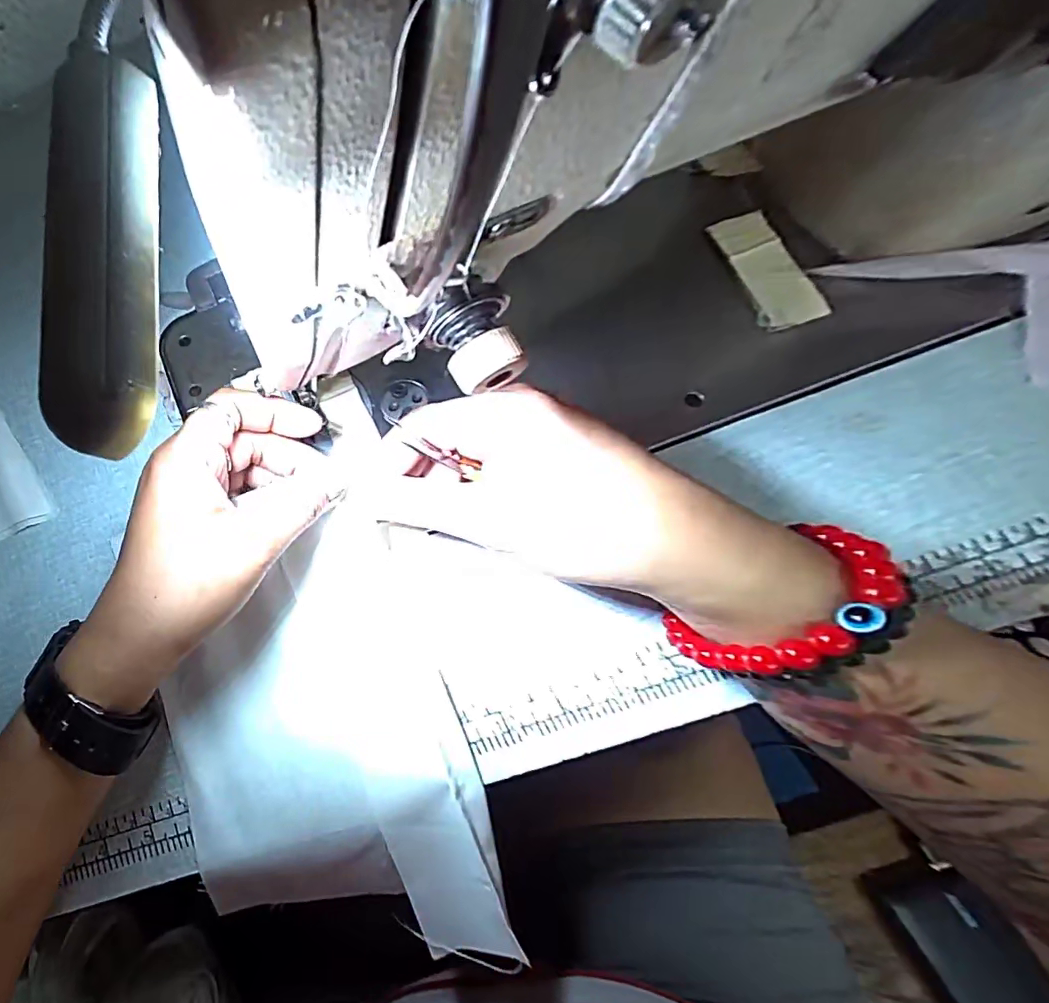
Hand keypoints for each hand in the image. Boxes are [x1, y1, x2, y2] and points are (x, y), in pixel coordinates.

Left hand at [59, 390, 341, 709]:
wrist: (144, 632)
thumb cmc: (176, 590)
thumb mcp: (255, 540)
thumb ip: (302, 503)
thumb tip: (332, 480)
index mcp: (185, 459)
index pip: (232, 408)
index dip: (275, 412)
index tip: (309, 426)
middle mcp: (180, 470)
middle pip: (241, 439)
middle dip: (284, 453)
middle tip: (319, 474)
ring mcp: (184, 494)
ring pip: (240, 468)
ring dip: (276, 479)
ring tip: (308, 499)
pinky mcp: (191, 517)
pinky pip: (234, 493)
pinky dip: (262, 499)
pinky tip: (285, 514)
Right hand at [366, 386, 843, 640]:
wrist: (676, 543)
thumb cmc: (593, 525)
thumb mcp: (489, 520)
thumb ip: (420, 504)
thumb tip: (373, 495)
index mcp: (501, 413)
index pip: (418, 426)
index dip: (391, 467)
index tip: (379, 503)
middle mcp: (523, 413)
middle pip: (445, 443)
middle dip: (424, 487)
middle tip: (417, 528)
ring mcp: (546, 435)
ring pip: (475, 464)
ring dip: (456, 499)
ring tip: (462, 537)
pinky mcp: (562, 459)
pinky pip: (505, 474)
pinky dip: (488, 501)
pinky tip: (497, 532)